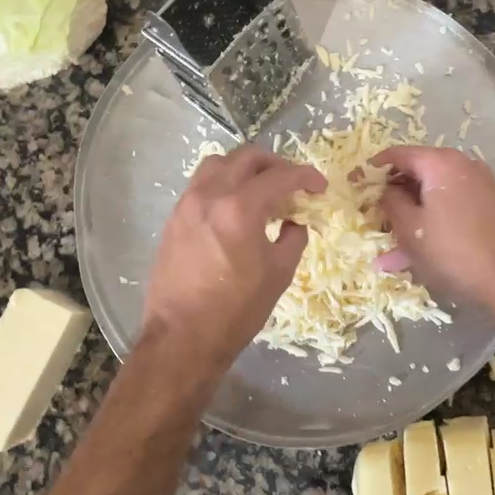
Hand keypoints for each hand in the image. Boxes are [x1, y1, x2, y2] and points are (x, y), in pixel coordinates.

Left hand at [142, 146, 325, 369]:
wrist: (181, 337)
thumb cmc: (236, 310)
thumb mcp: (278, 273)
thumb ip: (294, 238)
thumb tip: (295, 222)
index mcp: (240, 208)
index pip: (281, 176)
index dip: (306, 176)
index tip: (320, 187)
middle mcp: (210, 195)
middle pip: (248, 157)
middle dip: (276, 165)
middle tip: (293, 184)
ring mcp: (188, 204)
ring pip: (219, 163)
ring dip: (245, 168)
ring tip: (261, 190)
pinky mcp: (175, 217)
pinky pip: (202, 184)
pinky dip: (224, 183)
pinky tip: (235, 208)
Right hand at [372, 146, 494, 311]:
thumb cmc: (453, 252)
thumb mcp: (410, 229)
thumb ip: (390, 202)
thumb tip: (385, 191)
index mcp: (440, 162)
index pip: (397, 154)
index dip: (372, 170)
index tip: (355, 186)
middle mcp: (462, 165)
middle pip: (417, 172)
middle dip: (393, 196)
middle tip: (373, 218)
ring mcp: (479, 185)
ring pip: (433, 194)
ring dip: (411, 216)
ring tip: (390, 248)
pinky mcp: (489, 205)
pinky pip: (450, 206)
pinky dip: (431, 222)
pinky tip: (416, 252)